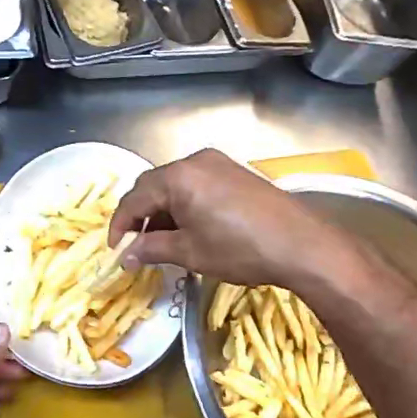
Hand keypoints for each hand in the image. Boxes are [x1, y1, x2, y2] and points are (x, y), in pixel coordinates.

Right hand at [109, 149, 361, 290]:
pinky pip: (196, 184)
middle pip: (153, 186)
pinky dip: (184, 204)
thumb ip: (152, 249)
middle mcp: (195, 161)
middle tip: (135, 244)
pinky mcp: (235, 172)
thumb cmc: (240, 249)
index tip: (114, 249)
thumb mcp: (190, 252)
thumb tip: (126, 255)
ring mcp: (217, 163)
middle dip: (141, 215)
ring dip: (163, 210)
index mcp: (178, 177)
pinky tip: (189, 228)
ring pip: (175, 184)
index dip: (120, 224)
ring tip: (162, 241)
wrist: (301, 244)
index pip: (135, 198)